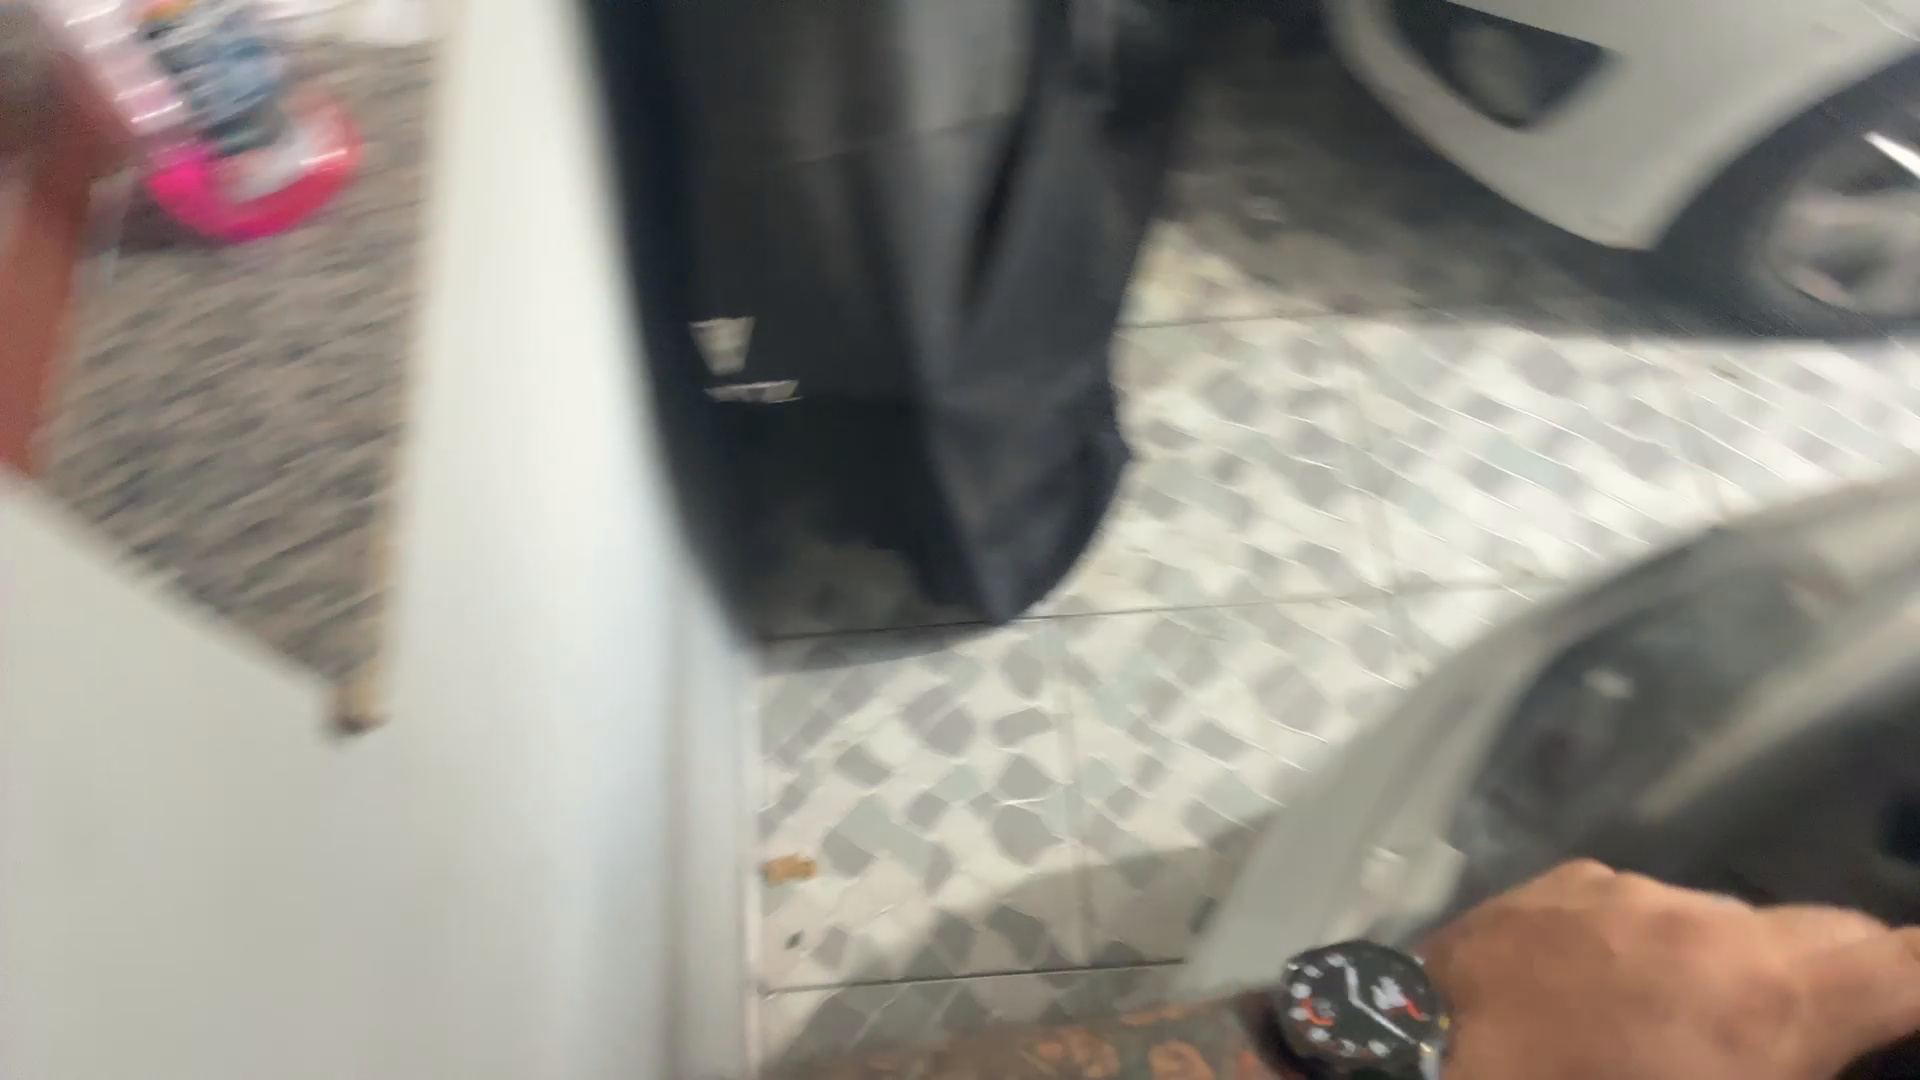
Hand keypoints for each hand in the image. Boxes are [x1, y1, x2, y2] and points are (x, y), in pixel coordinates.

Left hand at [1420, 860, 1919, 1079]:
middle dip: (1833, 973)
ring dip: (1727, 952)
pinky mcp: (1557, 876)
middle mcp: (1697, 914)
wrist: (1450, 1050)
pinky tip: (1611, 974)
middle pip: (1816, 927)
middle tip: (1810, 1028)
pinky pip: (1635, 899)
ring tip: (1686, 1007)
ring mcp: (1618, 885)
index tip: (1910, 1005)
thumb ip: (1798, 1052)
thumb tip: (1808, 1037)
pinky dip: (1650, 931)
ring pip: (1718, 912)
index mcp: (1768, 985)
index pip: (1905, 958)